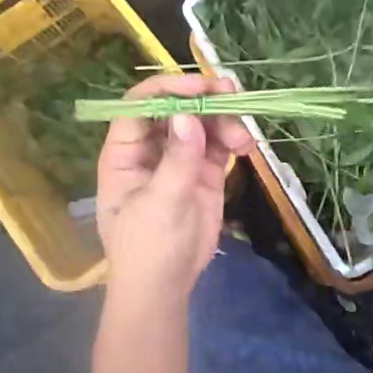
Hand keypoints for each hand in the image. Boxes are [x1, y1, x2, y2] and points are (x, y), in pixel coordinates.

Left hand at [96, 74, 254, 296]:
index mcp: (125, 152)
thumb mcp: (160, 203)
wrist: (166, 285)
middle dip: (204, 100)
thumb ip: (177, 160)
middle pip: (177, 107)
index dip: (170, 89)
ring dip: (225, 121)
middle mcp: (151, 148)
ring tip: (244, 140)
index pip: (142, 105)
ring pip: (202, 122)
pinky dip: (234, 139)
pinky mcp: (204, 172)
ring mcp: (180, 158)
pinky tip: (247, 146)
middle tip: (233, 97)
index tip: (201, 87)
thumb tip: (188, 116)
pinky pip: (219, 143)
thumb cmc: (148, 247)